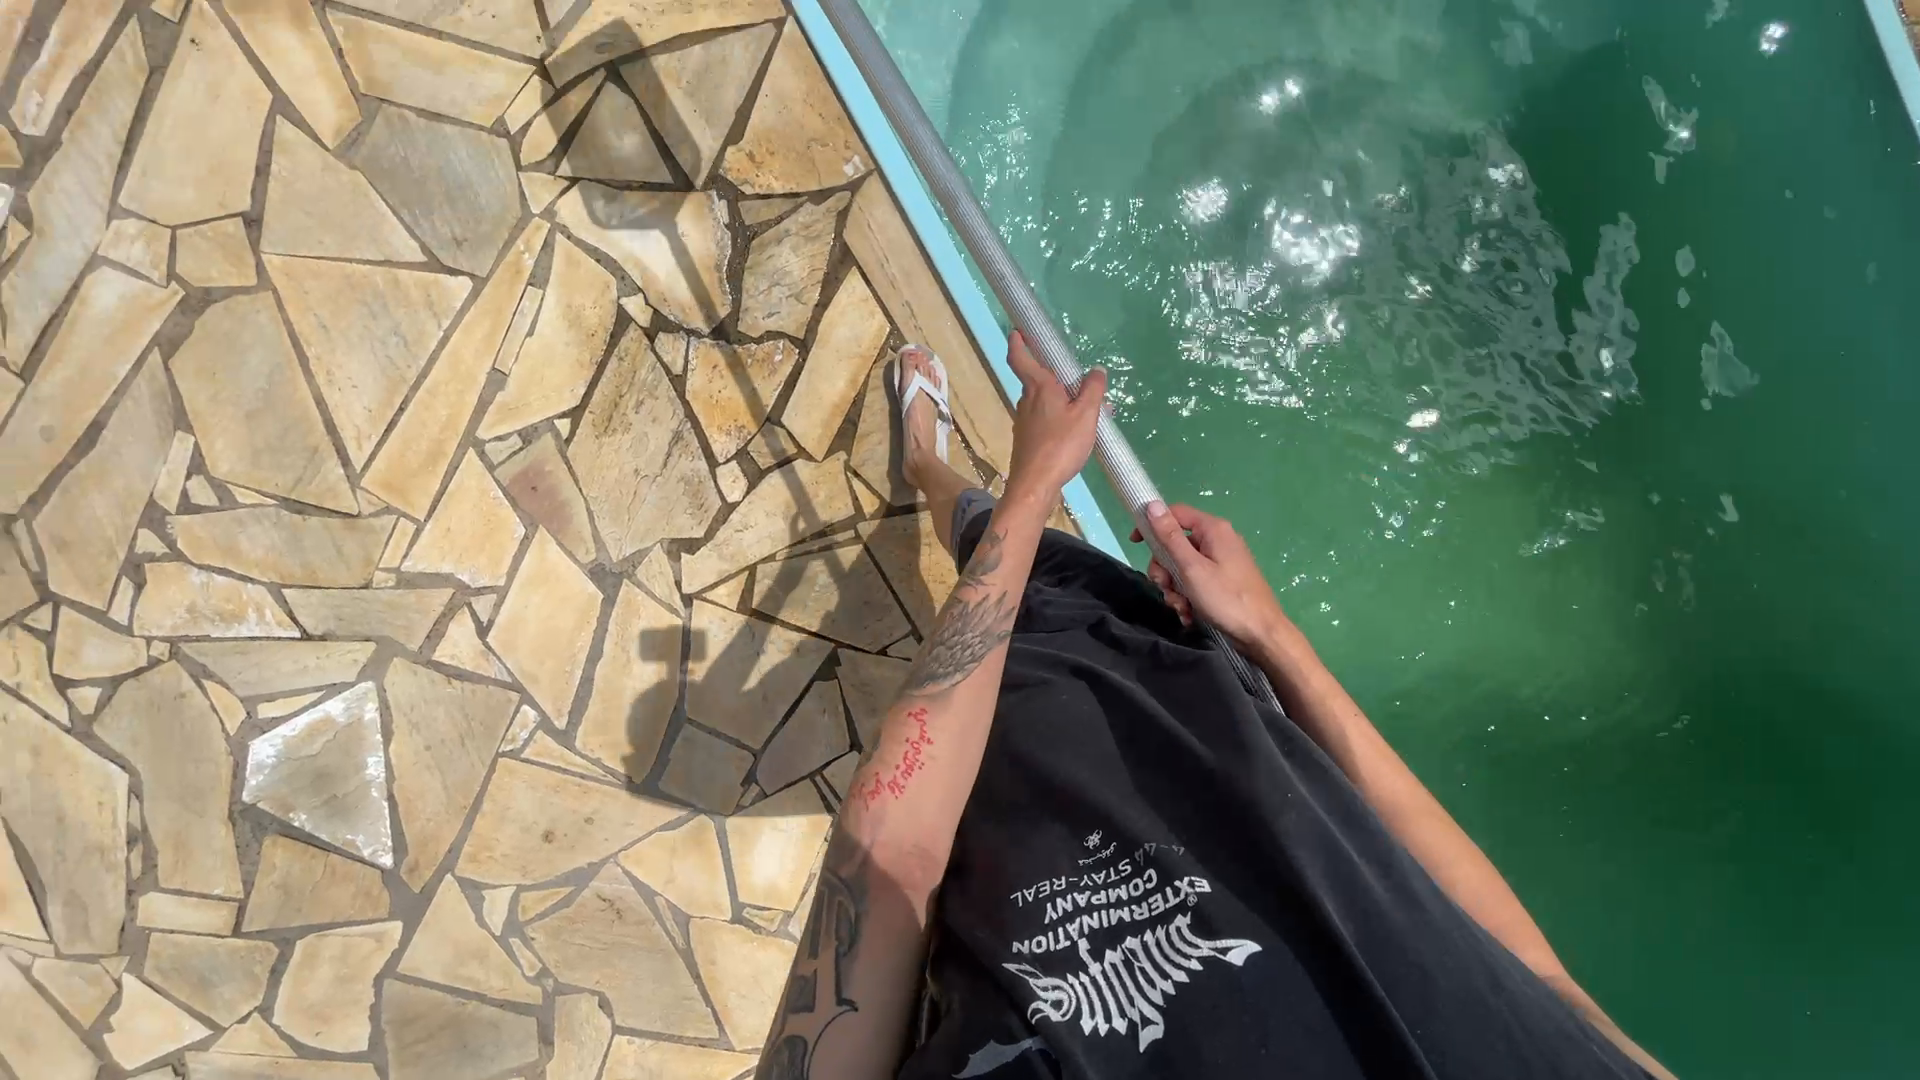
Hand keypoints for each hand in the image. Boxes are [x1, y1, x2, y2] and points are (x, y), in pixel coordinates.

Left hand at [1003, 331, 1107, 505]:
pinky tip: (1076, 434)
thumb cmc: (1060, 446)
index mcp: (1038, 388)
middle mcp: (1026, 402)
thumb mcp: (1086, 415)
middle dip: (1057, 379)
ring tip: (1089, 413)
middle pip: (1038, 382)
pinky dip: (1059, 420)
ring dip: (1062, 402)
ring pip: (1043, 403)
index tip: (1017, 331)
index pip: (1021, 359)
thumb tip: (1096, 371)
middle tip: (1082, 383)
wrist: (1035, 485)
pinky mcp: (1027, 441)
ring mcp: (1024, 422)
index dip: (1018, 343)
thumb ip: (1093, 390)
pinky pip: (1044, 421)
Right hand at [1131, 502, 1291, 652]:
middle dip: (1165, 569)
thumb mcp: (1191, 567)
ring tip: (1182, 607)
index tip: (1135, 544)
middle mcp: (1218, 540)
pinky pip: (1194, 581)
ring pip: (1182, 566)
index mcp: (1213, 529)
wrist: (1261, 634)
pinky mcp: (1223, 580)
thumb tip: (1152, 505)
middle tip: (1166, 587)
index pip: (1175, 513)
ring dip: (1175, 588)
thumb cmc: (1226, 598)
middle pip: (1175, 544)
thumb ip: (1170, 537)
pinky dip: (1187, 596)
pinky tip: (1189, 614)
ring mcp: (1221, 561)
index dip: (1153, 525)